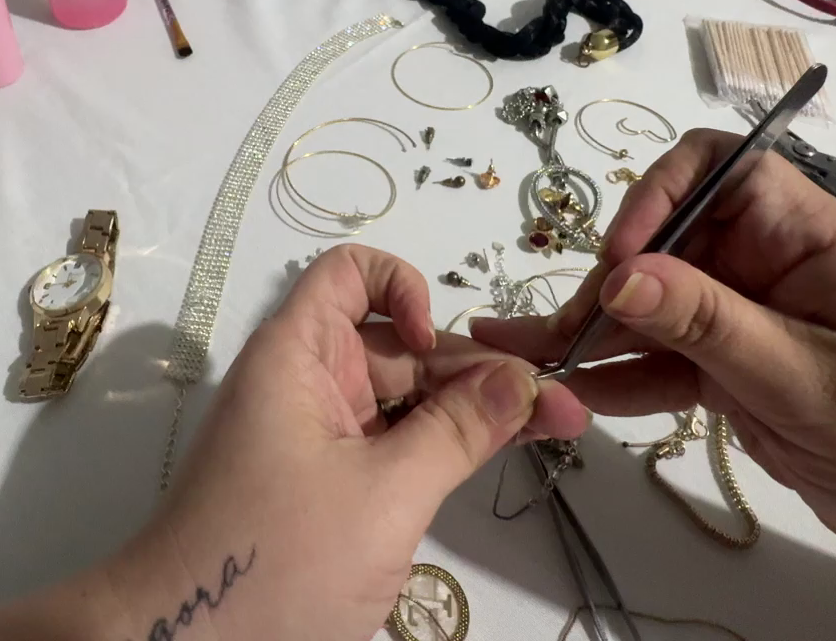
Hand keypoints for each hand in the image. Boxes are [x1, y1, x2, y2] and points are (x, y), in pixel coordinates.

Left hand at [111, 244, 589, 640]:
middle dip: (474, 368)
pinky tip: (502, 447)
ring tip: (554, 425)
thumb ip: (457, 433)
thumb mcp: (383, 496)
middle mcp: (306, 377)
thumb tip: (523, 381)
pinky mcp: (327, 474)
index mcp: (298, 352)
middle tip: (559, 405)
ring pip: (402, 397)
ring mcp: (317, 429)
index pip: (348, 274)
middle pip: (396, 345)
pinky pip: (392, 440)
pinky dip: (441, 444)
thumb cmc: (277, 561)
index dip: (400, 287)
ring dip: (471, 410)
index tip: (432, 343)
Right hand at [471, 129, 835, 575]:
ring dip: (598, 331)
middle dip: (609, 284)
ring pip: (656, 303)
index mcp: (809, 236)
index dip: (659, 194)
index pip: (721, 168)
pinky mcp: (738, 364)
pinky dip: (626, 375)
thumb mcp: (812, 385)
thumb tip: (616, 272)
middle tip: (560, 339)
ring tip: (534, 359)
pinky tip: (578, 393)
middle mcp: (771, 261)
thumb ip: (709, 325)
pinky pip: (669, 357)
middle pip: (668, 242)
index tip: (621, 257)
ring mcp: (750, 314)